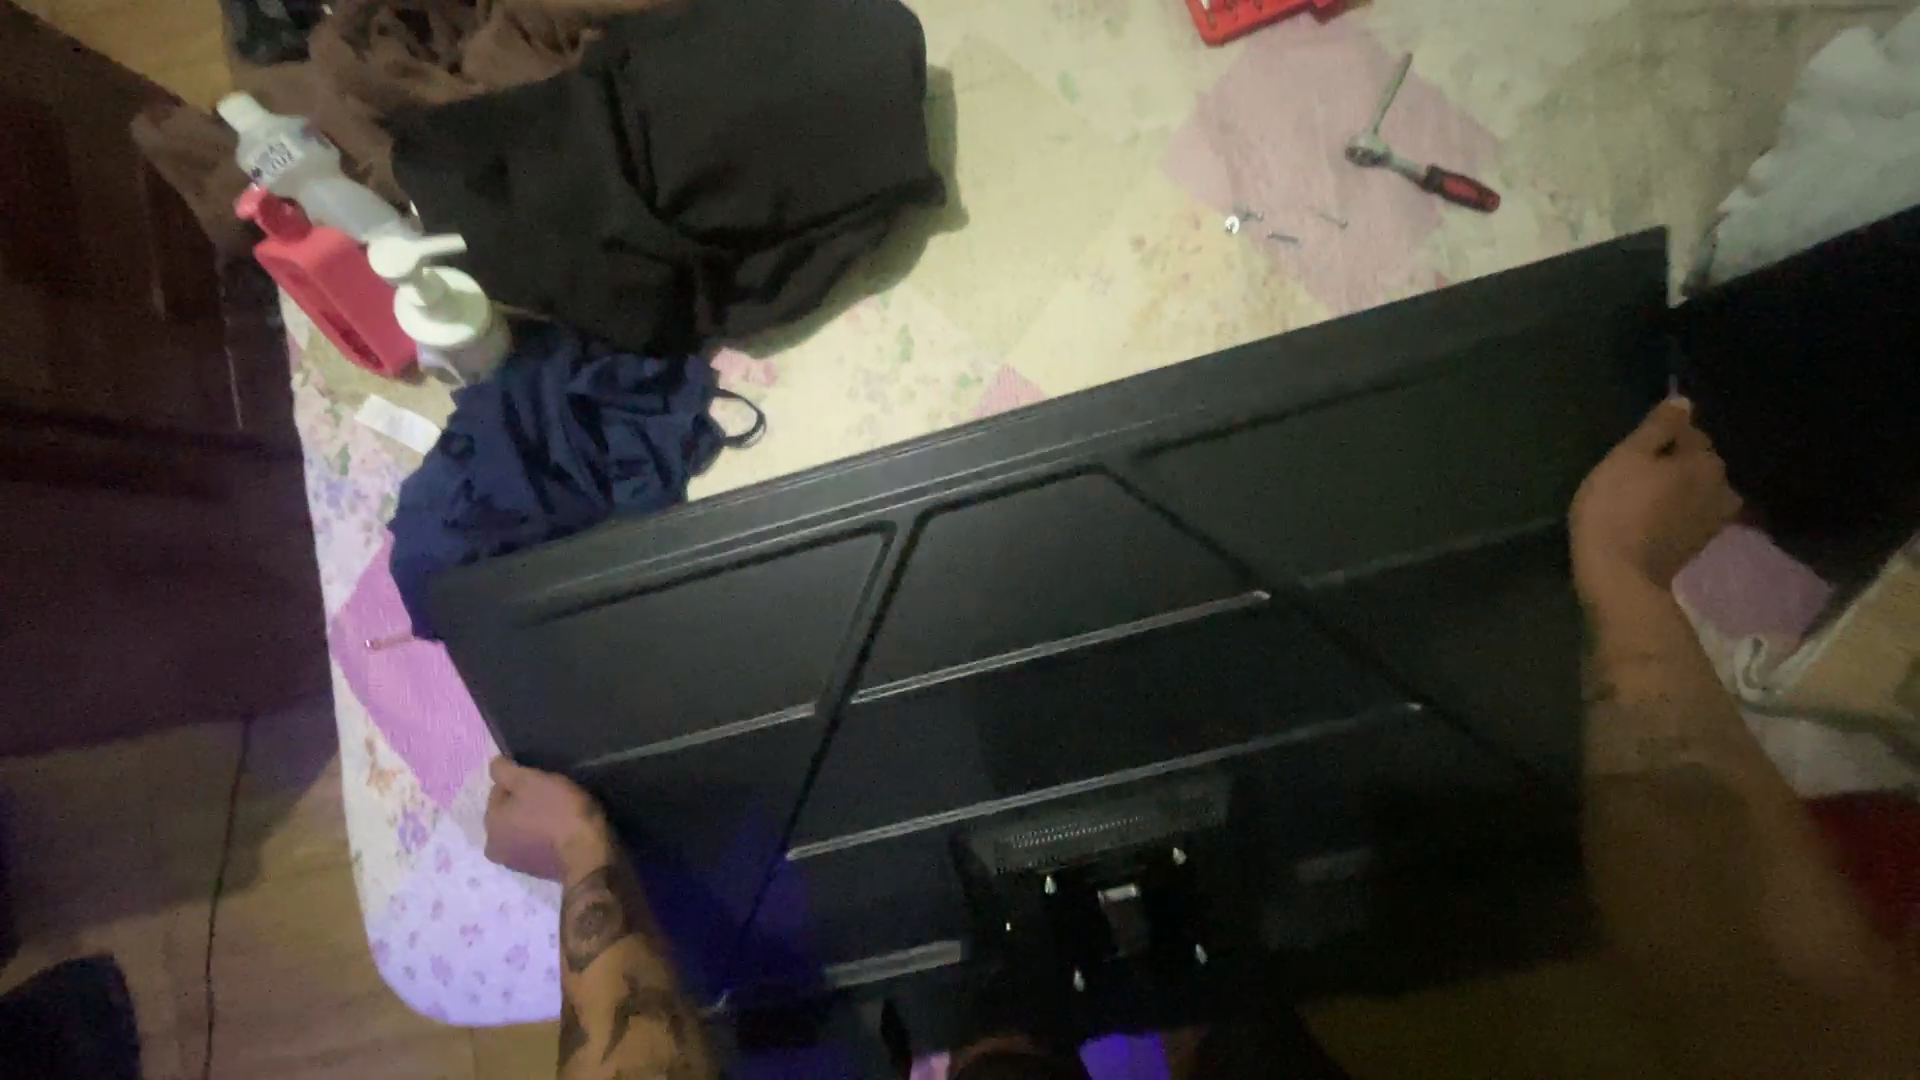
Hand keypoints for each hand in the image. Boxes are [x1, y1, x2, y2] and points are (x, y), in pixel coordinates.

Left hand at [483, 757, 612, 882]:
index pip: (499, 790)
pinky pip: (537, 844)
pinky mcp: (536, 870)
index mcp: (490, 822)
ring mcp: (515, 862)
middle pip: (509, 812)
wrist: (587, 851)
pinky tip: (564, 830)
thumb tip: (493, 763)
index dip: (521, 780)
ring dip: (535, 820)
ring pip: (522, 829)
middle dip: (525, 802)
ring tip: (561, 812)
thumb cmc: (559, 811)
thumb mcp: (532, 781)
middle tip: (554, 794)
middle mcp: (494, 845)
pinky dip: (545, 836)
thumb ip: (506, 770)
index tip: (545, 779)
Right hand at [1570, 398, 1741, 598]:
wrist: (1620, 572)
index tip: (1633, 448)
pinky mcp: (1700, 541)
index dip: (1661, 436)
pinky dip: (1673, 512)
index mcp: (1705, 461)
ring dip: (1675, 489)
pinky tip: (1649, 520)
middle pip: (1697, 463)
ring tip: (1642, 498)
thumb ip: (1657, 429)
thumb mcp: (1626, 459)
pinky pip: (1689, 514)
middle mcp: (1723, 485)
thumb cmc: (1615, 507)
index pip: (1690, 433)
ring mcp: (1715, 517)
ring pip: (1695, 490)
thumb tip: (1683, 401)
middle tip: (1633, 474)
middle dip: (1673, 463)